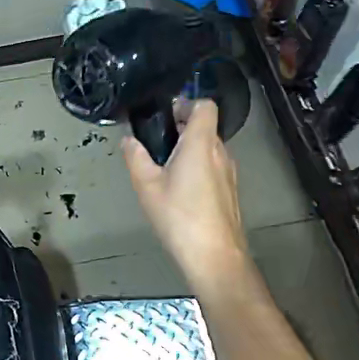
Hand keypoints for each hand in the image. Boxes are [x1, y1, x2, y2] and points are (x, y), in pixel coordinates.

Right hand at [122, 99, 248, 283]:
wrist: (215, 256)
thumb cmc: (180, 217)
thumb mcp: (147, 186)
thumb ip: (136, 158)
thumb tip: (128, 140)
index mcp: (202, 143)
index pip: (205, 105)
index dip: (187, 103)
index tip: (167, 115)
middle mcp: (220, 152)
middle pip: (206, 126)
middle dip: (183, 128)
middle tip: (159, 140)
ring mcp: (229, 172)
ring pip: (211, 148)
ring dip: (191, 149)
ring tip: (166, 166)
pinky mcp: (231, 191)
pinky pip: (215, 167)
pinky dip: (199, 167)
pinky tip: (181, 189)